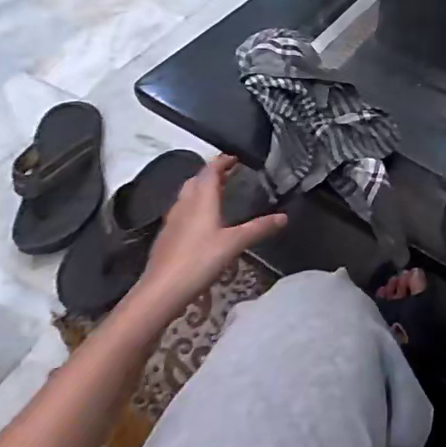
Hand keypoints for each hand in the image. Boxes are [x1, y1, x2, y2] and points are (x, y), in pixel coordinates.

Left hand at [132, 155, 285, 306]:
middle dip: (211, 173)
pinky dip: (194, 206)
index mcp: (201, 200)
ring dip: (201, 189)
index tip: (235, 157)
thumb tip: (284, 217)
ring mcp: (172, 220)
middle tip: (229, 174)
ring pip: (186, 195)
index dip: (222, 161)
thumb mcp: (235, 244)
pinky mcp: (166, 235)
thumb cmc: (199, 260)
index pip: (210, 171)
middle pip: (196, 180)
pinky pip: (181, 211)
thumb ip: (259, 228)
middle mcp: (185, 204)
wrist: (162, 290)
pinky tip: (202, 222)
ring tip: (218, 194)